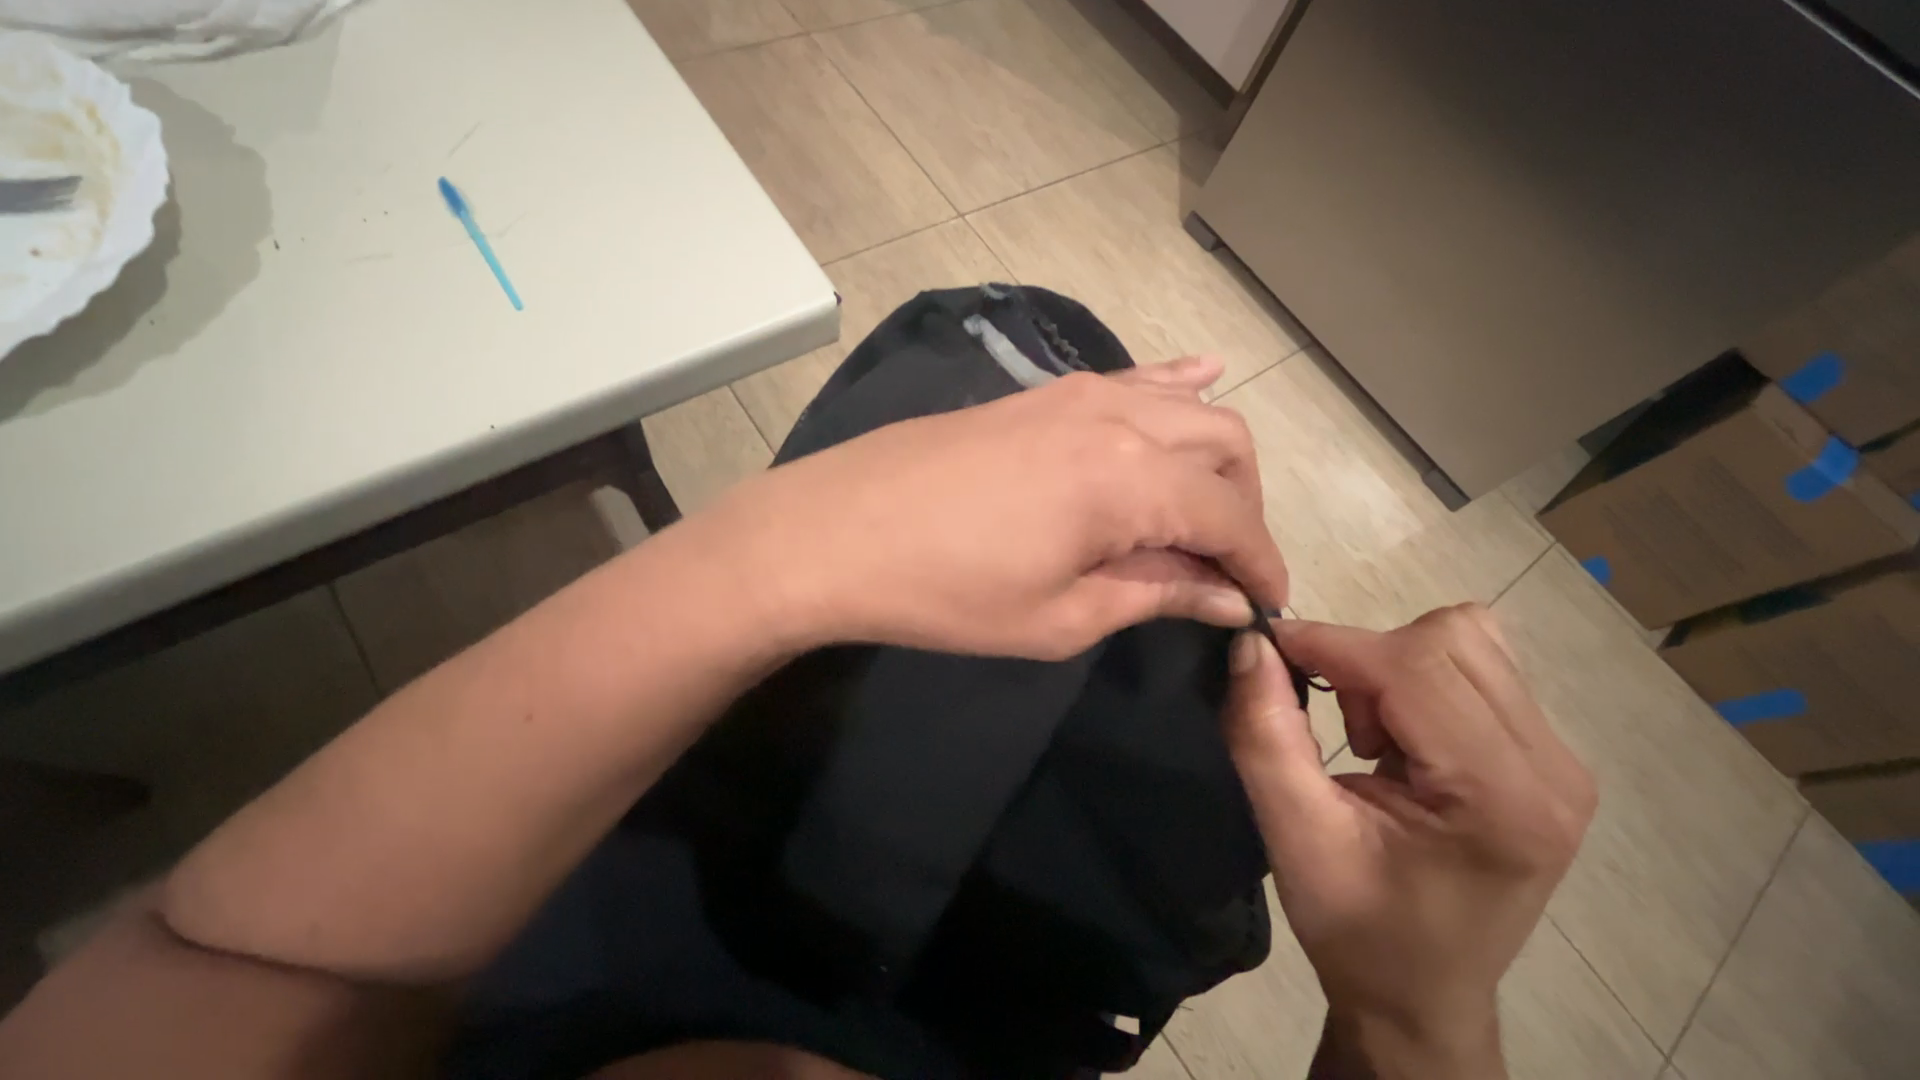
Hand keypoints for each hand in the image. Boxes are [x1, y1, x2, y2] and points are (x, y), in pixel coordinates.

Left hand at [677, 357, 1288, 659]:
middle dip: (1245, 505)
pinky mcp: (1040, 391)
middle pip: (1226, 442)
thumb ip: (1155, 593)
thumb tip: (1227, 595)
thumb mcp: (1060, 615)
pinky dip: (1175, 386)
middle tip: (1226, 566)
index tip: (1268, 602)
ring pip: (1186, 406)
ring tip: (1205, 512)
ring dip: (1213, 457)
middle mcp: (1117, 417)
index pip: (1231, 515)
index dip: (1261, 561)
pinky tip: (1202, 377)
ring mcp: (1076, 392)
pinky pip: (1132, 378)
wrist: (834, 533)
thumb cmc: (945, 594)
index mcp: (1130, 478)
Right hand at [1221, 606, 1595, 1078]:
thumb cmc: (1356, 930)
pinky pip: (1477, 667)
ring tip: (1372, 741)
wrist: (1419, 996)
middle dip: (1366, 661)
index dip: (1331, 643)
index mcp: (1503, 798)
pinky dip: (1418, 679)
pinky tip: (1400, 741)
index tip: (1264, 649)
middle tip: (1335, 725)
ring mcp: (1561, 761)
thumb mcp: (1293, 835)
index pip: (1416, 667)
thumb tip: (1249, 644)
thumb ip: (1264, 734)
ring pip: (1467, 641)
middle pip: (1450, 639)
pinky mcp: (1548, 757)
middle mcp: (1554, 768)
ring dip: (1395, 667)